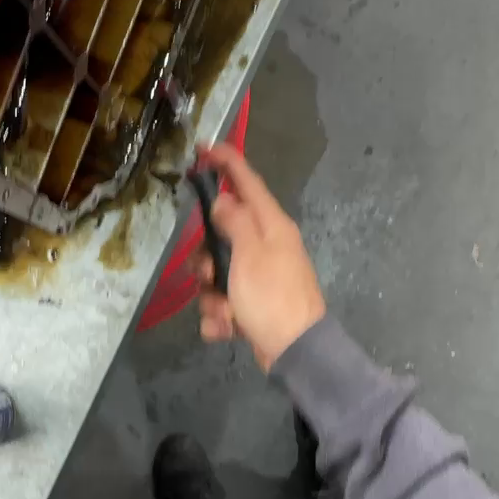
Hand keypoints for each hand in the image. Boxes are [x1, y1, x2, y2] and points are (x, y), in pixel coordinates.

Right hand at [194, 145, 327, 370]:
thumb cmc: (271, 297)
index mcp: (271, 226)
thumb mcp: (249, 253)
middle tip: (209, 274)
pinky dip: (220, 319)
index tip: (203, 148)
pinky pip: (223, 305)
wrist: (294, 350)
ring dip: (211, 297)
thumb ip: (234, 221)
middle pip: (220, 237)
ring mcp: (259, 278)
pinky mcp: (253, 307)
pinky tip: (228, 329)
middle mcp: (266, 247)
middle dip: (206, 260)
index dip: (226, 162)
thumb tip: (224, 199)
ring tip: (225, 313)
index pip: (246, 182)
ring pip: (216, 275)